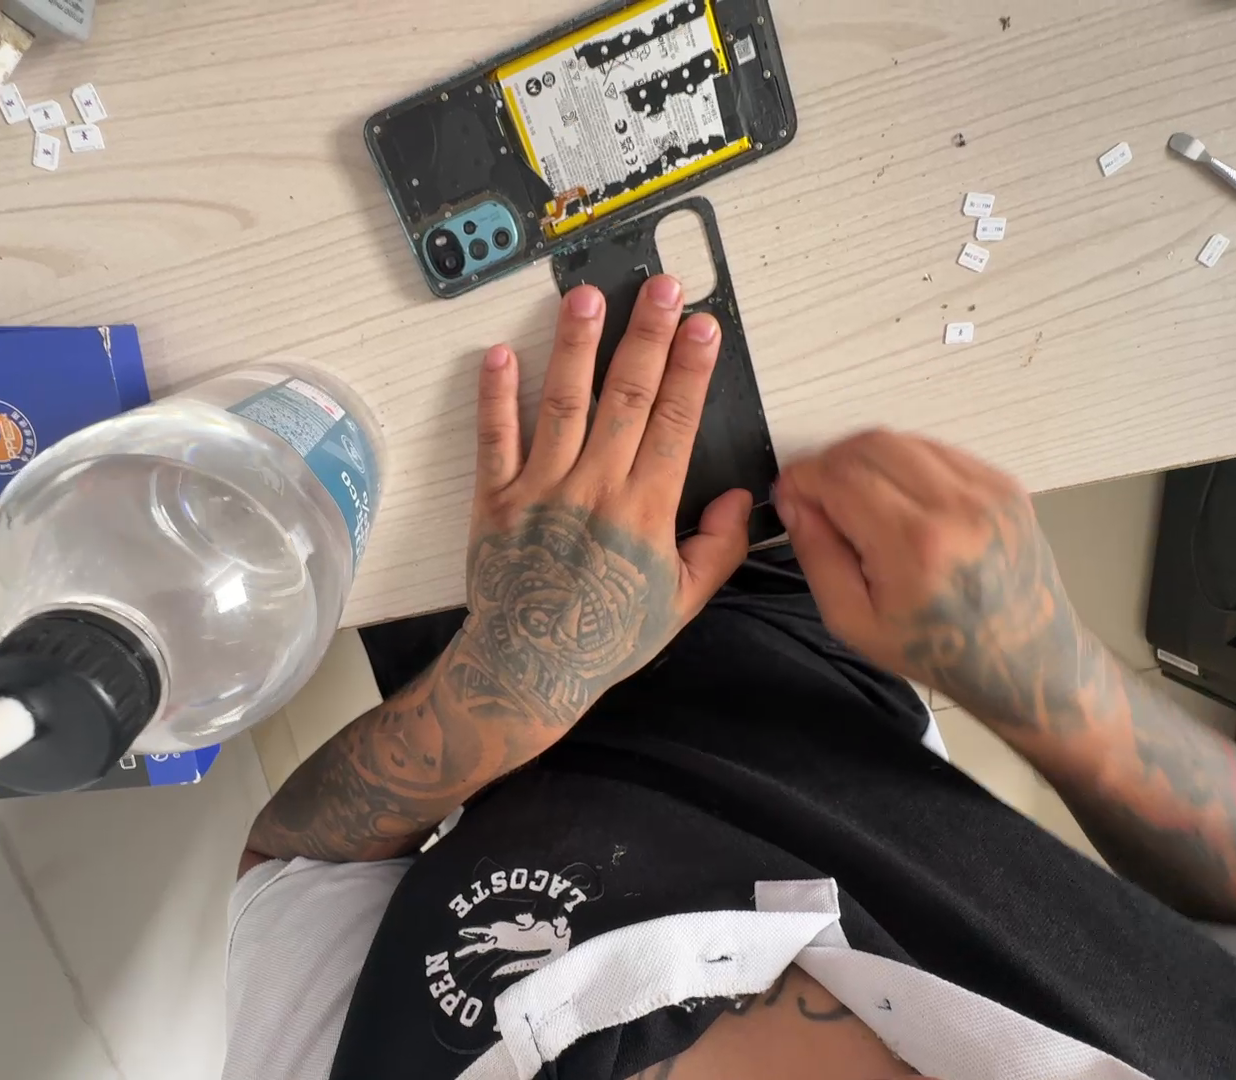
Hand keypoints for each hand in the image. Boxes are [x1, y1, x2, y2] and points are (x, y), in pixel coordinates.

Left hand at [461, 276, 751, 727]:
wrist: (530, 666)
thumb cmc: (606, 638)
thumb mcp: (680, 605)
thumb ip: (718, 549)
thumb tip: (742, 496)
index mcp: (644, 510)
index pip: (674, 423)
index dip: (691, 369)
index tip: (702, 324)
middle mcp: (593, 488)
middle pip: (626, 397)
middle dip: (647, 336)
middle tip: (660, 286)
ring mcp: (539, 489)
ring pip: (562, 403)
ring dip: (575, 346)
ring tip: (584, 297)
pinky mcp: (494, 498)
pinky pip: (494, 439)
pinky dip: (495, 396)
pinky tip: (498, 355)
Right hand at [772, 430, 1087, 729]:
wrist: (1024, 660)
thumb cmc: (933, 649)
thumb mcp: (851, 620)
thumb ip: (815, 554)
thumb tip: (792, 500)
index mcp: (913, 545)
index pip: (839, 476)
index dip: (801, 477)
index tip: (788, 494)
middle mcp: (955, 506)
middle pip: (867, 445)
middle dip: (827, 463)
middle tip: (815, 495)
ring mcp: (986, 489)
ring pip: (899, 440)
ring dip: (860, 459)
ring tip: (852, 498)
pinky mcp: (1002, 483)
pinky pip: (932, 449)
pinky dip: (898, 462)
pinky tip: (892, 496)